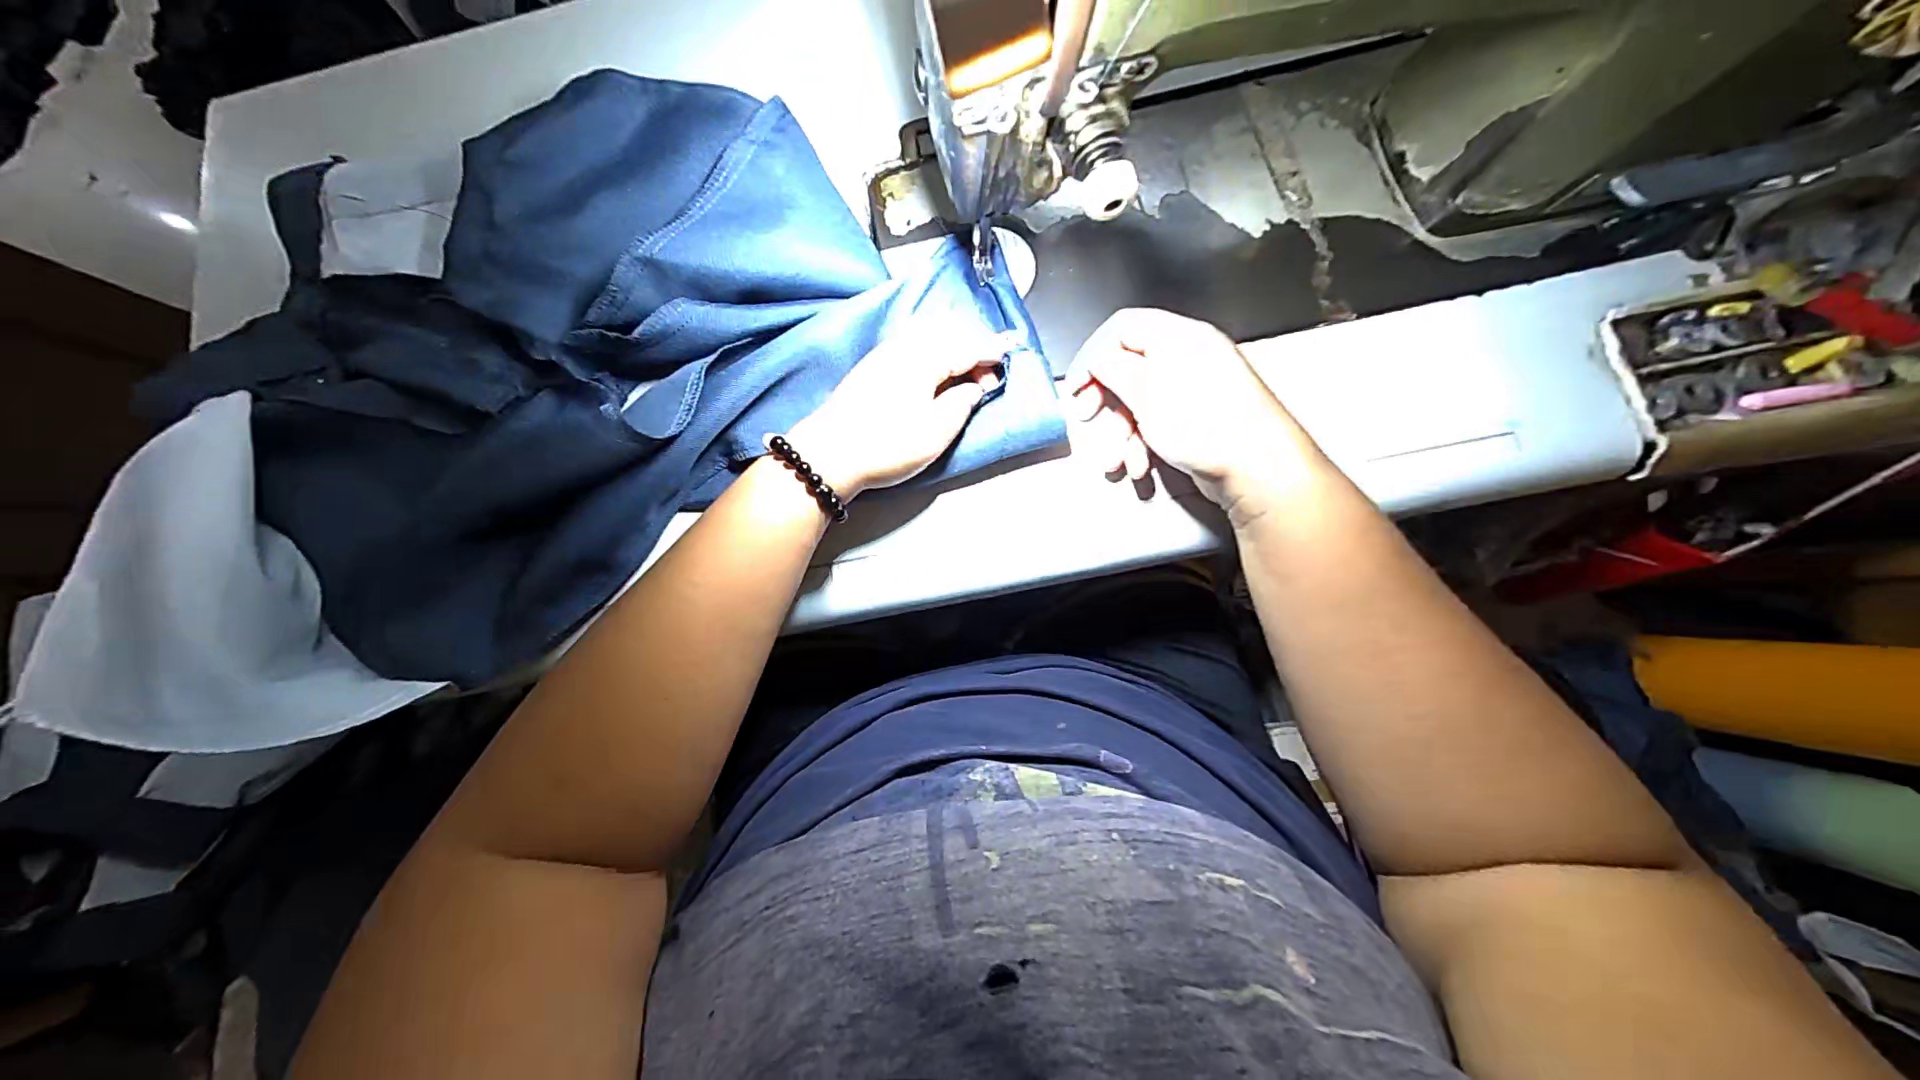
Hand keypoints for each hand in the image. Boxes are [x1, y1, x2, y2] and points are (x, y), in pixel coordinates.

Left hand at [783, 321, 1010, 498]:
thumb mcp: (937, 431)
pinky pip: (912, 346)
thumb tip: (974, 387)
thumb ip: (962, 402)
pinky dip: (932, 353)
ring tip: (964, 375)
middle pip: (947, 332)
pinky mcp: (871, 368)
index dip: (990, 352)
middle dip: (972, 346)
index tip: (1007, 359)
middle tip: (988, 374)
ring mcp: (884, 354)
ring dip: (951, 348)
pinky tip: (934, 373)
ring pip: (928, 336)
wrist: (828, 455)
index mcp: (924, 357)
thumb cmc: (885, 445)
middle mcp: (903, 346)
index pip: (967, 344)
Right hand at [1065, 308, 1324, 523]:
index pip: (1124, 328)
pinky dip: (1144, 444)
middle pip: (1130, 367)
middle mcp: (1191, 358)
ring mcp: (1196, 390)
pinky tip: (1141, 464)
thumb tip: (1100, 361)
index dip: (1094, 354)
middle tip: (1088, 415)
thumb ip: (1115, 371)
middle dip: (1106, 398)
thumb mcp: (1146, 394)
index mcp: (1181, 338)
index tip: (1078, 383)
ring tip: (1119, 458)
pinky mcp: (1201, 419)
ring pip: (1141, 402)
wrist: (1258, 469)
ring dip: (1122, 432)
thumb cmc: (1210, 428)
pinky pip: (1159, 423)